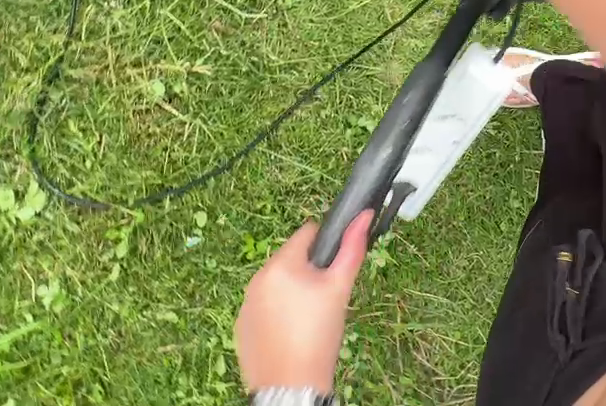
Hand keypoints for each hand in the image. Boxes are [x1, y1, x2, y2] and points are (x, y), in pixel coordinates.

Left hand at [236, 212, 372, 393]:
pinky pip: (264, 305)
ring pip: (277, 282)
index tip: (332, 271)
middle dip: (308, 271)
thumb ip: (352, 249)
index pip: (308, 233)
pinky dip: (277, 312)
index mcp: (281, 264)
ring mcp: (246, 303)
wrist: (292, 388)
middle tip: (323, 299)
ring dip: (292, 290)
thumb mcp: (339, 289)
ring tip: (308, 318)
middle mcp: (257, 278)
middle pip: (291, 258)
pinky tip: (290, 332)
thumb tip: (364, 216)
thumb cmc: (318, 336)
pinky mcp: (241, 326)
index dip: (325, 247)